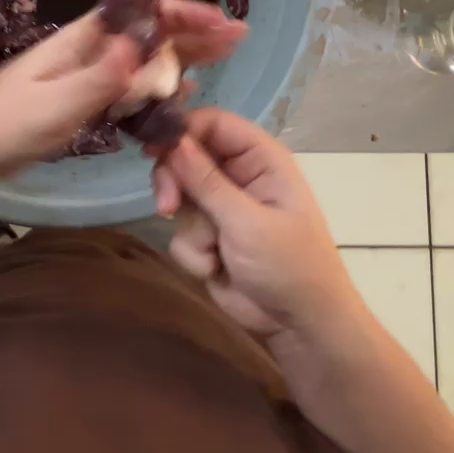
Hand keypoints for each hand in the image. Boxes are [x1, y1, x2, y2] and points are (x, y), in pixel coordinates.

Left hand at [0, 0, 248, 175]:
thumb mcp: (55, 103)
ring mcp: (88, 74)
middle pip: (150, 34)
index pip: (142, 16)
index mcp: (84, 40)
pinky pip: (131, 88)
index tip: (219, 20)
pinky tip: (181, 94)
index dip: (182, 14)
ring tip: (222, 56)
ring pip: (145, 59)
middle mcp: (91, 50)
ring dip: (183, 57)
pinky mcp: (85, 99)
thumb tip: (138, 47)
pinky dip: (159, 88)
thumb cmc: (8, 123)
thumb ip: (98, 79)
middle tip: (238, 36)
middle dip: (194, 32)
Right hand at [152, 110, 361, 340]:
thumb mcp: (247, 222)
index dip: (181, 131)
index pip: (213, 123)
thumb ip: (206, 181)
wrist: (300, 329)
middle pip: (186, 156)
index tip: (152, 150)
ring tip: (212, 253)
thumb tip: (172, 140)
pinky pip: (181, 231)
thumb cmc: (289, 267)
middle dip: (175, 184)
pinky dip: (194, 252)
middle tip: (167, 208)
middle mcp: (240, 174)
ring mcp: (223, 206)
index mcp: (261, 158)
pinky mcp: (209, 237)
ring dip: (191, 228)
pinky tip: (216, 269)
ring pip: (180, 197)